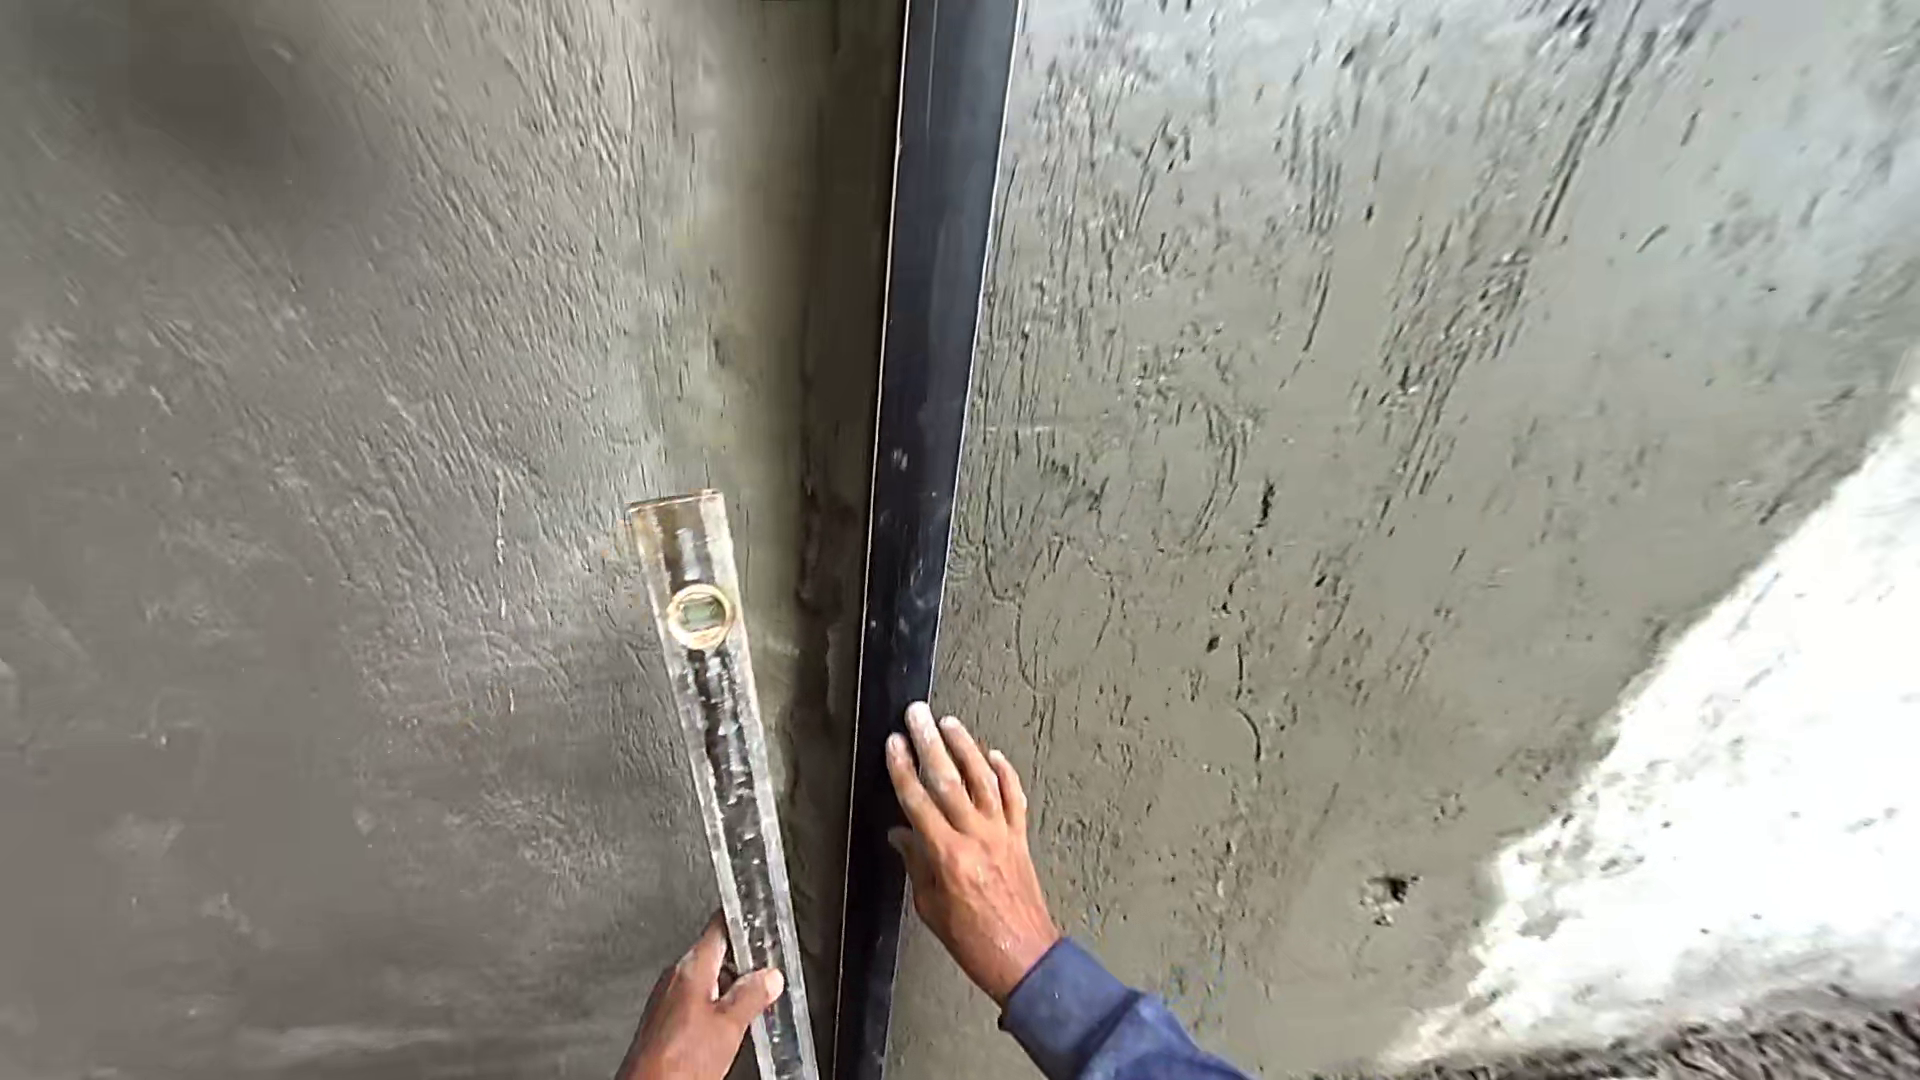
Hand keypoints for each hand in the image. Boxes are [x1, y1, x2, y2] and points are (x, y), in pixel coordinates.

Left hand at [615, 913, 784, 1079]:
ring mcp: (665, 1000)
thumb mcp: (729, 1026)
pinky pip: (693, 1001)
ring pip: (706, 979)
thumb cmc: (676, 1065)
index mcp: (691, 966)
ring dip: (728, 988)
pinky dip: (712, 1007)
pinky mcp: (661, 1023)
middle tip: (764, 972)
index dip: (743, 919)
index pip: (720, 924)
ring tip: (748, 1005)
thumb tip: (770, 978)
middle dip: (741, 962)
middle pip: (715, 953)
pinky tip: (723, 1027)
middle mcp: (674, 977)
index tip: (759, 919)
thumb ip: (753, 995)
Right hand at [887, 701, 1060, 1003]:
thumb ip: (915, 863)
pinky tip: (993, 753)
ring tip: (950, 722)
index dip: (903, 768)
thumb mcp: (930, 908)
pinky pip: (1014, 795)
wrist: (1023, 956)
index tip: (894, 743)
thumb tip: (900, 832)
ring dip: (965, 746)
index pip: (918, 801)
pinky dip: (1005, 771)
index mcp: (948, 856)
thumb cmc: (972, 939)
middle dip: (930, 742)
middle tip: (917, 714)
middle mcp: (975, 836)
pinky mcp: (1020, 835)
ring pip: (982, 778)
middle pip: (948, 779)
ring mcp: (1001, 832)